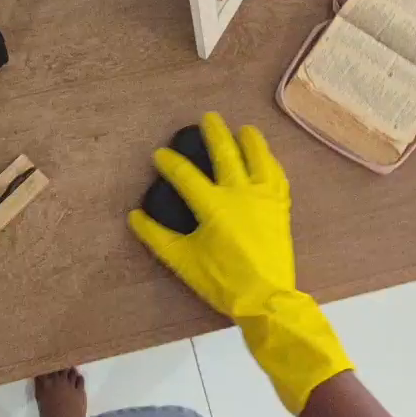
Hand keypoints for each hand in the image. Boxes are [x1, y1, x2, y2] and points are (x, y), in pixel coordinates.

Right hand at [128, 112, 351, 414]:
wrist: (265, 299)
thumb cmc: (221, 280)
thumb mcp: (182, 261)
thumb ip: (156, 237)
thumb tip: (135, 216)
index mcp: (213, 205)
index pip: (186, 175)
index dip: (169, 162)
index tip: (159, 154)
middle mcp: (240, 193)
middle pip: (226, 154)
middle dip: (214, 133)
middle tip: (208, 118)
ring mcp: (264, 199)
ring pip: (259, 159)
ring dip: (251, 141)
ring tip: (245, 129)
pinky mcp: (280, 208)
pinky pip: (277, 178)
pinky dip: (271, 164)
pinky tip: (268, 159)